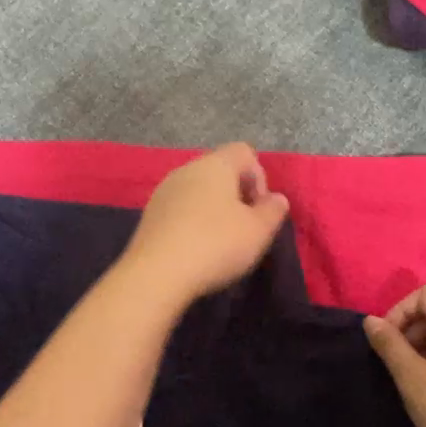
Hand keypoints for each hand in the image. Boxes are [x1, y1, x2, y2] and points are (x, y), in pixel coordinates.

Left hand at [117, 143, 291, 306]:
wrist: (156, 274)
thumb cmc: (216, 244)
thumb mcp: (258, 231)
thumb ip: (273, 211)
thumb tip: (276, 198)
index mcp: (215, 165)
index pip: (244, 152)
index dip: (260, 178)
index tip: (259, 210)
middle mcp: (186, 169)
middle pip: (220, 171)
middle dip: (237, 196)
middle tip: (244, 228)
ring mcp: (163, 192)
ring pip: (198, 191)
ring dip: (213, 210)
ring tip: (220, 243)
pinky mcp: (149, 215)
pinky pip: (180, 210)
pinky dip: (192, 223)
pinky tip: (196, 249)